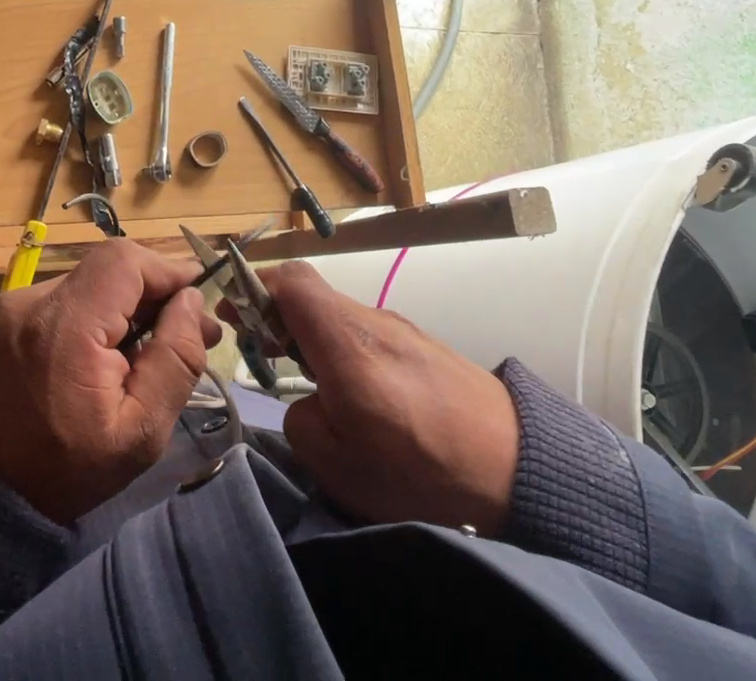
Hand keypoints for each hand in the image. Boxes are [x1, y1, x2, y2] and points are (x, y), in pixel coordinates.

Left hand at [0, 239, 221, 523]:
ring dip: (119, 311)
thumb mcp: (141, 432)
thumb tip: (191, 301)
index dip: (168, 271)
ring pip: (83, 287)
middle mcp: (29, 302)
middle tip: (184, 336)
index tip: (196, 303)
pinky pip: (56, 304)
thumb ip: (175, 360)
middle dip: (151, 295)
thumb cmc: (63, 472)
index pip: (125, 260)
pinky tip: (96, 362)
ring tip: (140, 357)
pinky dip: (87, 321)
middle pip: (106, 271)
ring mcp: (6, 309)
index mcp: (65, 326)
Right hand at [260, 261, 519, 534]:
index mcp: (346, 343)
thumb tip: (310, 400)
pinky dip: (345, 350)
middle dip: (278, 319)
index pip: (292, 280)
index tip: (235, 316)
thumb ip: (300, 418)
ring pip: (340, 317)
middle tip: (265, 358)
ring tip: (312, 384)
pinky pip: (369, 335)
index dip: (255, 287)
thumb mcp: (336, 463)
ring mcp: (404, 331)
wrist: (521, 475)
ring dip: (313, 337)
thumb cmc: (419, 471)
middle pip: (313, 297)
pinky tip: (357, 394)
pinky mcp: (426, 347)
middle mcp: (374, 323)